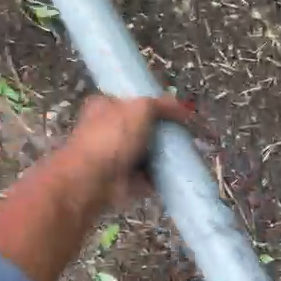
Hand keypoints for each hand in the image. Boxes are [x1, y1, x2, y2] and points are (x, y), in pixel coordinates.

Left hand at [62, 94, 195, 208]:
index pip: (130, 100)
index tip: (173, 112)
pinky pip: (149, 175)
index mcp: (103, 106)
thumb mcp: (140, 109)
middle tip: (184, 134)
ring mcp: (115, 155)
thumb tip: (183, 110)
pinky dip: (162, 175)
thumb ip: (162, 105)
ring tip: (186, 153)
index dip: (151, 104)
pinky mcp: (124, 179)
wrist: (93, 179)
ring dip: (164, 154)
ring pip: (147, 151)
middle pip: (141, 127)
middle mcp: (107, 129)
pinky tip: (178, 172)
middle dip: (162, 131)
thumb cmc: (112, 137)